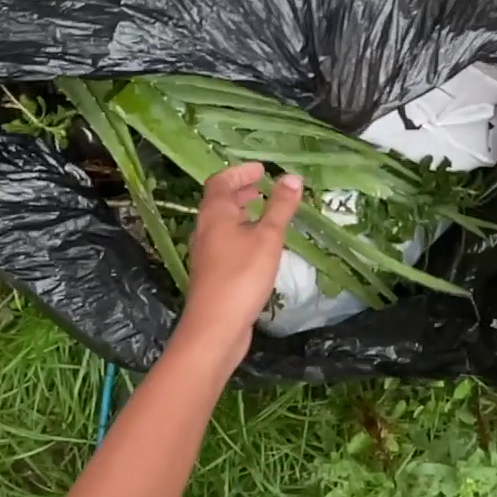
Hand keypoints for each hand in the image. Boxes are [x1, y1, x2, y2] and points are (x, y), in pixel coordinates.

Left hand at [171, 162, 302, 370]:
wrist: (215, 327)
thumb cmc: (241, 276)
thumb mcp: (268, 237)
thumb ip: (280, 207)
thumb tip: (292, 177)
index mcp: (215, 213)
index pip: (221, 181)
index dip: (239, 172)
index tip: (260, 169)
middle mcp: (205, 228)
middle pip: (219, 201)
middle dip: (241, 191)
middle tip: (263, 187)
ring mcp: (205, 252)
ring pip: (222, 222)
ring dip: (241, 212)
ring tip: (263, 212)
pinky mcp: (211, 272)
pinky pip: (225, 241)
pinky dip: (240, 232)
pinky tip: (258, 246)